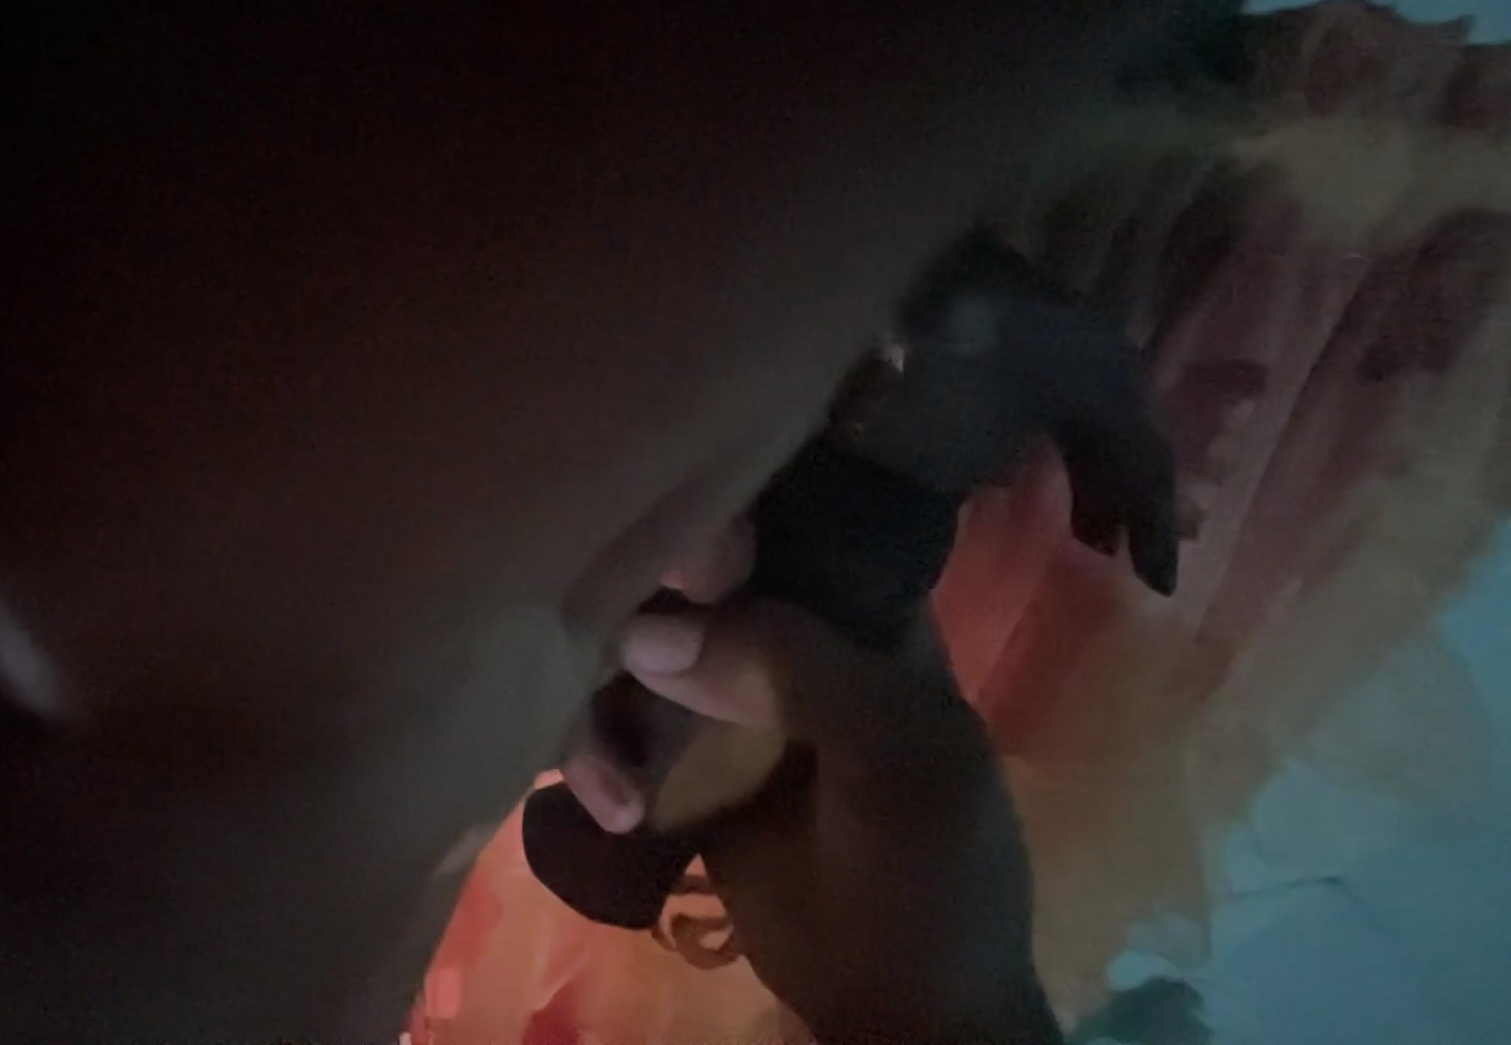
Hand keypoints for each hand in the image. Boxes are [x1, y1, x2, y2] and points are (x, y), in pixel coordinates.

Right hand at [565, 524, 1061, 1043]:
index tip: (661, 562)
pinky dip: (589, 758)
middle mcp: (769, 632)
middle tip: (605, 669)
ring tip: (613, 792)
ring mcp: (710, 694)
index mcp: (847, 606)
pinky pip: (603, 723)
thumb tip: (647, 635)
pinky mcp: (666, 754)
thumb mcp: (901, 759)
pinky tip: (611, 811)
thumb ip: (795, 671)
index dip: (708, 526)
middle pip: (672, 586)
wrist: (892, 1009)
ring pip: (622, 655)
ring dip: (597, 715)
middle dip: (628, 623)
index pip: (768, 523)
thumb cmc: (929, 873)